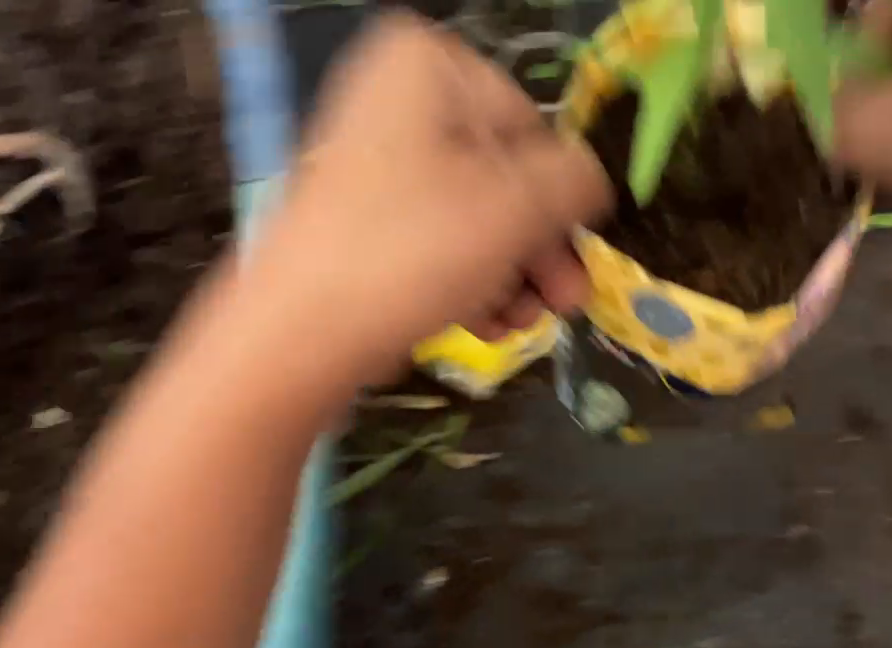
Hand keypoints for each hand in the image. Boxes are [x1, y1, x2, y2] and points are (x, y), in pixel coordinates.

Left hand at [238, 15, 610, 389]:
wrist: (300, 333)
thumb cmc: (412, 253)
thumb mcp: (514, 207)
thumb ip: (573, 182)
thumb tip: (591, 182)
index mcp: (430, 69)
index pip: (531, 129)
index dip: (559, 199)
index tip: (577, 255)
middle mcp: (399, 107)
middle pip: (504, 182)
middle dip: (539, 253)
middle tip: (565, 304)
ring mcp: (378, 171)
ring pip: (474, 224)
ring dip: (511, 280)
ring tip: (521, 326)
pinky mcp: (366, 229)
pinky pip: (437, 249)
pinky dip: (469, 286)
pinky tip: (486, 326)